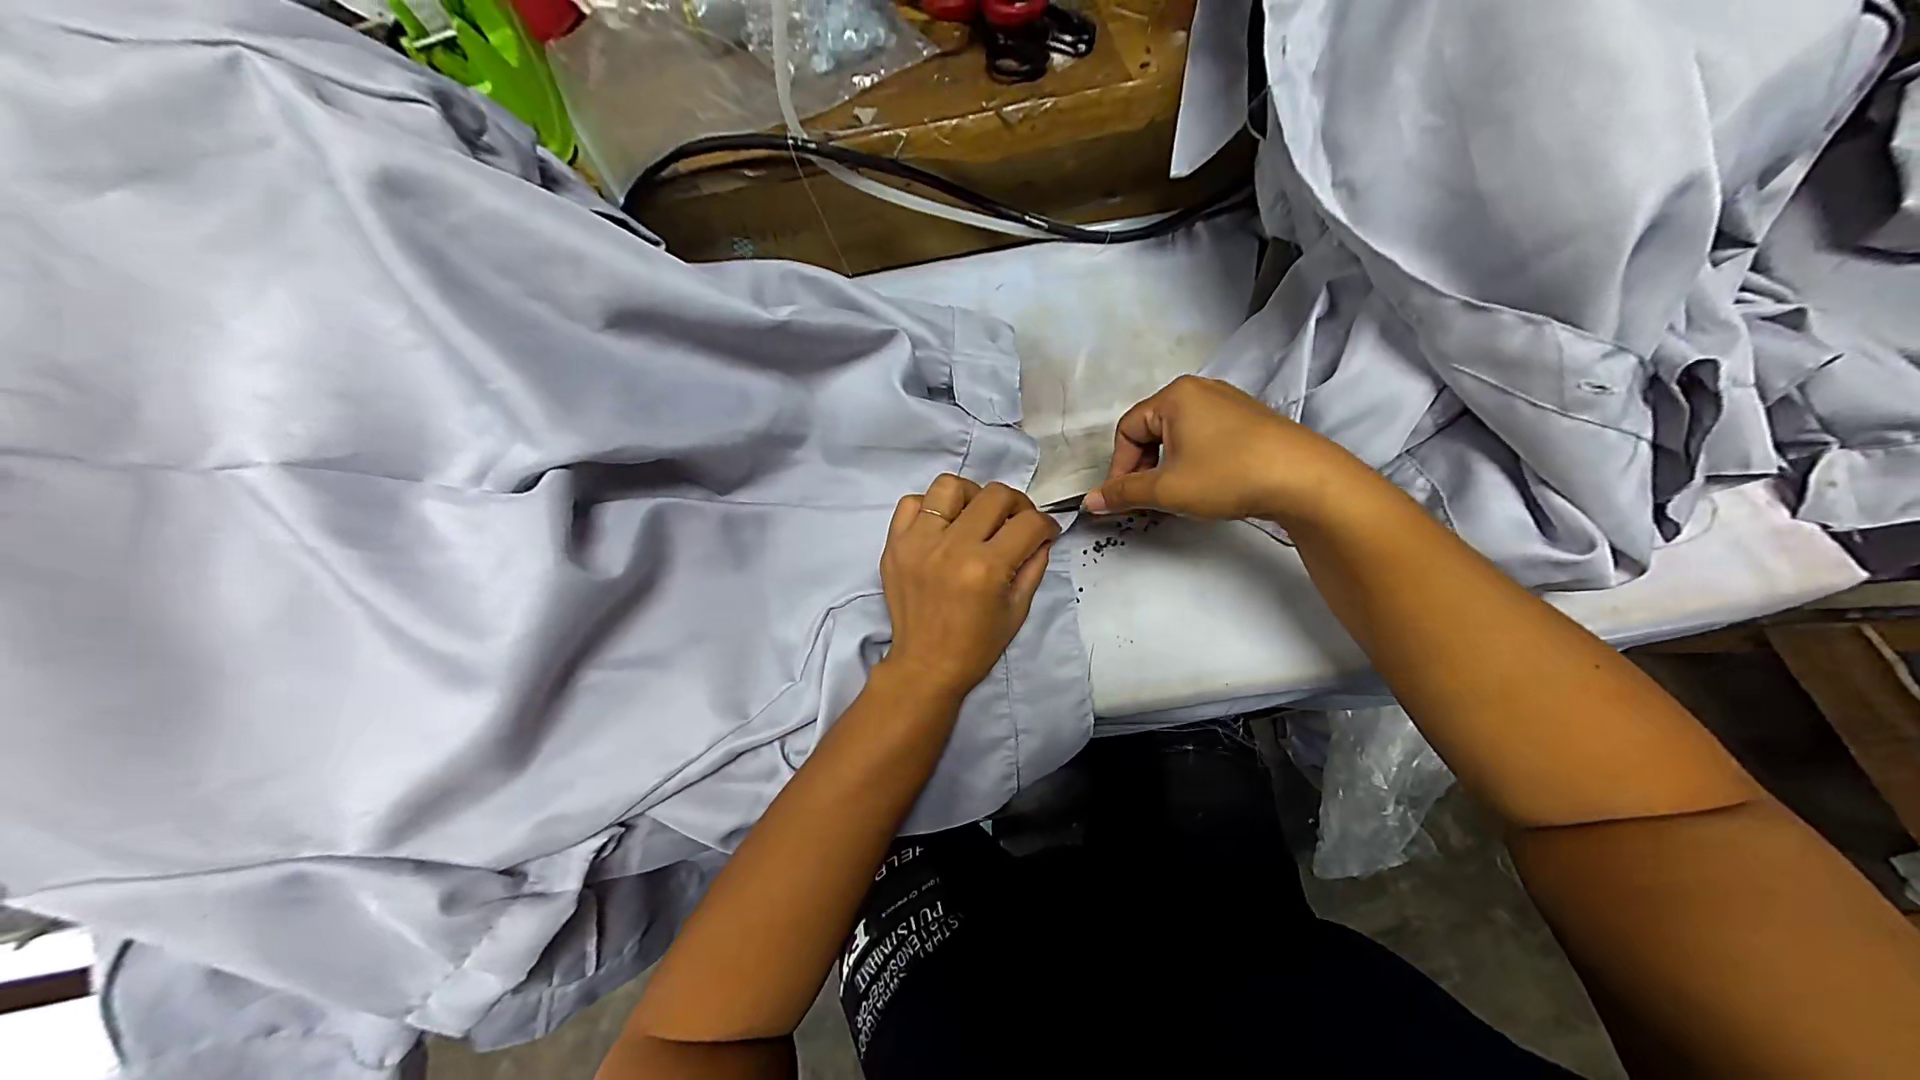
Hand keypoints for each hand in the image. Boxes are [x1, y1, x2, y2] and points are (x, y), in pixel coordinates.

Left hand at [879, 475, 1059, 701]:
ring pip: (950, 486)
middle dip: (1017, 504)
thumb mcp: (1018, 609)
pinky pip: (912, 503)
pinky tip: (942, 526)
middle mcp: (952, 548)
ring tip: (974, 516)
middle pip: (994, 495)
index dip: (1045, 524)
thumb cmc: (976, 645)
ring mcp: (918, 543)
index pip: (1028, 523)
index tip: (1044, 532)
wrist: (926, 665)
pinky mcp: (894, 545)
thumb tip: (1041, 534)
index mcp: (986, 568)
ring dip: (971, 496)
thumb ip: (1033, 565)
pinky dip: (930, 508)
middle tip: (1015, 522)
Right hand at [1083, 375, 1383, 528]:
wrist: (1304, 479)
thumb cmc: (1228, 476)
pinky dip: (1193, 459)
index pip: (1127, 430)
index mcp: (1174, 396)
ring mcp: (1228, 402)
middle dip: (1143, 467)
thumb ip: (1124, 493)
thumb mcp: (1167, 489)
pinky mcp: (1248, 419)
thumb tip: (1090, 501)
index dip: (1119, 467)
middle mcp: (1200, 390)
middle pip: (1151, 430)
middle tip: (1149, 498)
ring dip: (1167, 466)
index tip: (1123, 498)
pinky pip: (1204, 435)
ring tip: (1177, 494)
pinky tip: (1205, 483)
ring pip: (1178, 435)